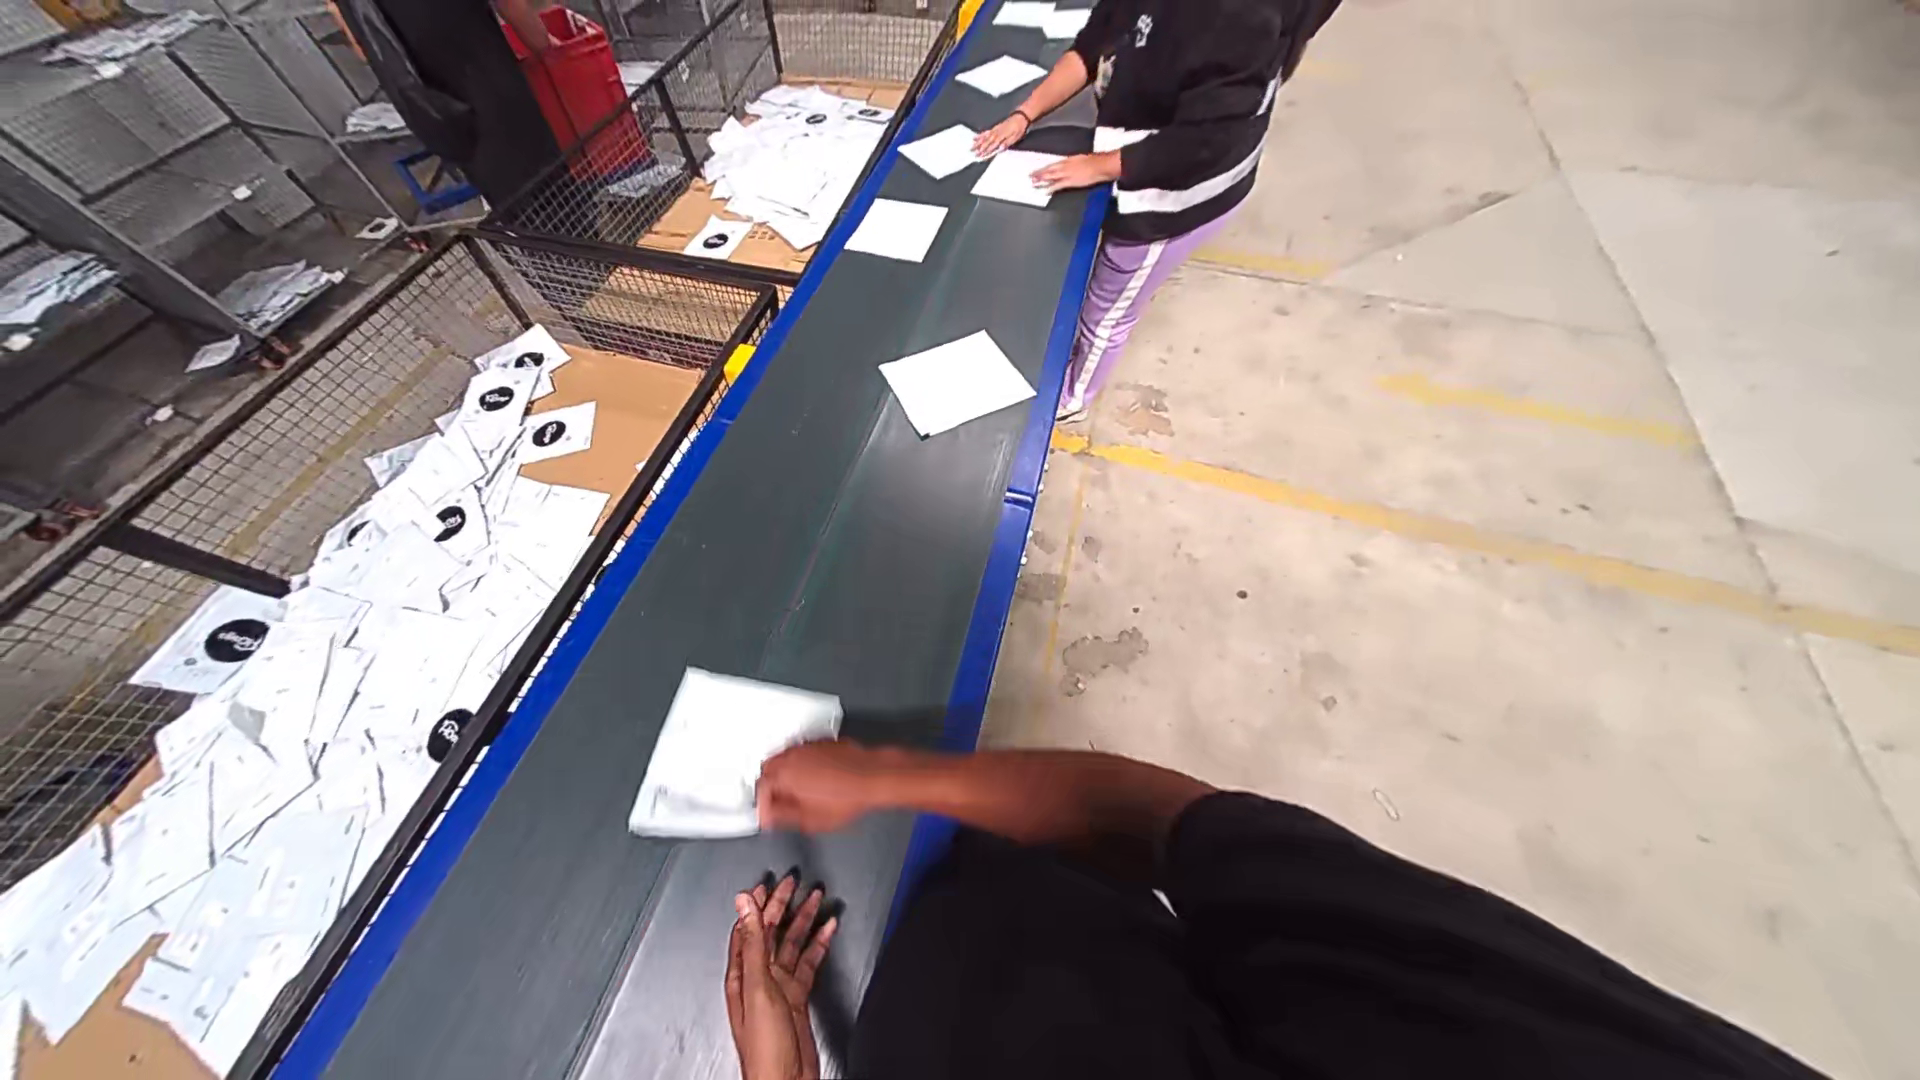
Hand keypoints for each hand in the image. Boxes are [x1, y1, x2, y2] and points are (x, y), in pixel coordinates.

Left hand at [726, 876, 837, 1079]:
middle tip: (794, 882)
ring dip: (804, 918)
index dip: (757, 905)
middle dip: (783, 905)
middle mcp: (760, 977)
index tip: (768, 883)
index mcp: (742, 974)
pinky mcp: (799, 996)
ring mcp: (780, 987)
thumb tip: (743, 903)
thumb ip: (754, 942)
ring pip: (793, 943)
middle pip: (772, 931)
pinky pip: (810, 960)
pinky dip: (820, 941)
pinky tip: (829, 927)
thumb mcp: (758, 986)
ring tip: (817, 896)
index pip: (749, 928)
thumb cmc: (765, 1047)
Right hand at [758, 739, 901, 831]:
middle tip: (778, 803)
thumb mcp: (810, 819)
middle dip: (770, 786)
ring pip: (785, 758)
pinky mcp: (822, 742)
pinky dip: (801, 764)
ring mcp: (807, 746)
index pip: (760, 788)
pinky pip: (802, 752)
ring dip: (784, 773)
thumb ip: (783, 816)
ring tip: (796, 792)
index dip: (763, 806)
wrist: (873, 775)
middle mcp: (792, 755)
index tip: (769, 816)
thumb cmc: (846, 797)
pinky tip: (813, 777)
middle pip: (769, 770)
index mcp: (783, 774)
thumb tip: (770, 816)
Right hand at [973, 112, 1030, 157]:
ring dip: (978, 143)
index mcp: (1001, 136)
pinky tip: (975, 138)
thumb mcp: (1016, 137)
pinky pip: (986, 132)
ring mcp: (995, 130)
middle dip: (980, 148)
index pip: (993, 145)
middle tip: (974, 153)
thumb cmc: (1019, 128)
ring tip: (971, 147)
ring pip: (985, 137)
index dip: (987, 150)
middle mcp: (996, 133)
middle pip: (987, 142)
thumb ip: (1007, 143)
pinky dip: (980, 135)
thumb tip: (1000, 148)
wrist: (1020, 116)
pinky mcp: (995, 128)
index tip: (981, 155)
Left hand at [1031, 151, 1122, 191]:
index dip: (1044, 168)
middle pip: (1049, 170)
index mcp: (1068, 160)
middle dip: (1039, 173)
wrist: (1100, 165)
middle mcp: (1065, 166)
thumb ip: (1072, 164)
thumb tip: (1067, 167)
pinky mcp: (1070, 181)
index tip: (1036, 170)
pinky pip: (1058, 185)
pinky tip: (1045, 191)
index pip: (1053, 164)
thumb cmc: (1093, 162)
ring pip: (1051, 176)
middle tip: (1030, 177)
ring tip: (1033, 183)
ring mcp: (1067, 174)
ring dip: (1042, 180)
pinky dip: (1051, 187)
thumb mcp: (1080, 159)